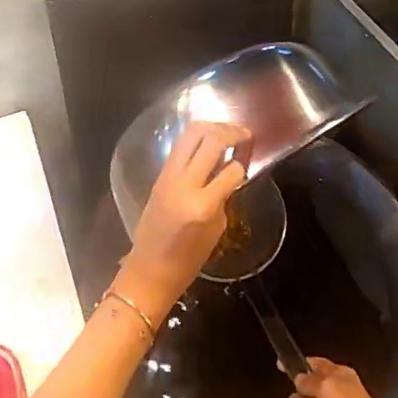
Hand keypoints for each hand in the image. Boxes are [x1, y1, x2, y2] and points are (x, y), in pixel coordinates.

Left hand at [115, 122, 247, 315]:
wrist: (149, 269)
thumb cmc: (188, 260)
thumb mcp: (216, 229)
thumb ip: (223, 197)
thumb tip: (229, 173)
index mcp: (203, 205)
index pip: (231, 170)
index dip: (243, 164)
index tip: (248, 161)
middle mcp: (184, 184)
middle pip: (210, 140)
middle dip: (231, 132)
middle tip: (245, 133)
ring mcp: (169, 176)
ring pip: (191, 134)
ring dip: (212, 128)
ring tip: (228, 131)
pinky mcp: (160, 175)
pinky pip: (180, 147)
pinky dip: (197, 139)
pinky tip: (209, 143)